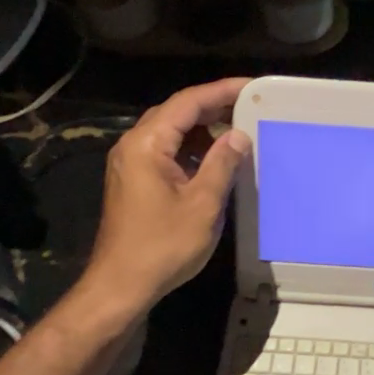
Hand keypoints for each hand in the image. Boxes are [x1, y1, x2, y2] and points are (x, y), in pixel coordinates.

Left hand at [70, 78, 252, 318]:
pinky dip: (192, 147)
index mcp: (147, 144)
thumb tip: (238, 135)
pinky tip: (216, 158)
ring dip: (204, 128)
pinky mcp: (134, 180)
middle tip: (251, 105)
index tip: (253, 87)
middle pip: (177, 111)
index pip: (188, 102)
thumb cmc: (162, 246)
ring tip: (239, 128)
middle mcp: (133, 145)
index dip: (222, 91)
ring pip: (171, 131)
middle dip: (214, 106)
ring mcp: (131, 163)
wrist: (120, 287)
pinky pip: (166, 150)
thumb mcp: (203, 203)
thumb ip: (222, 163)